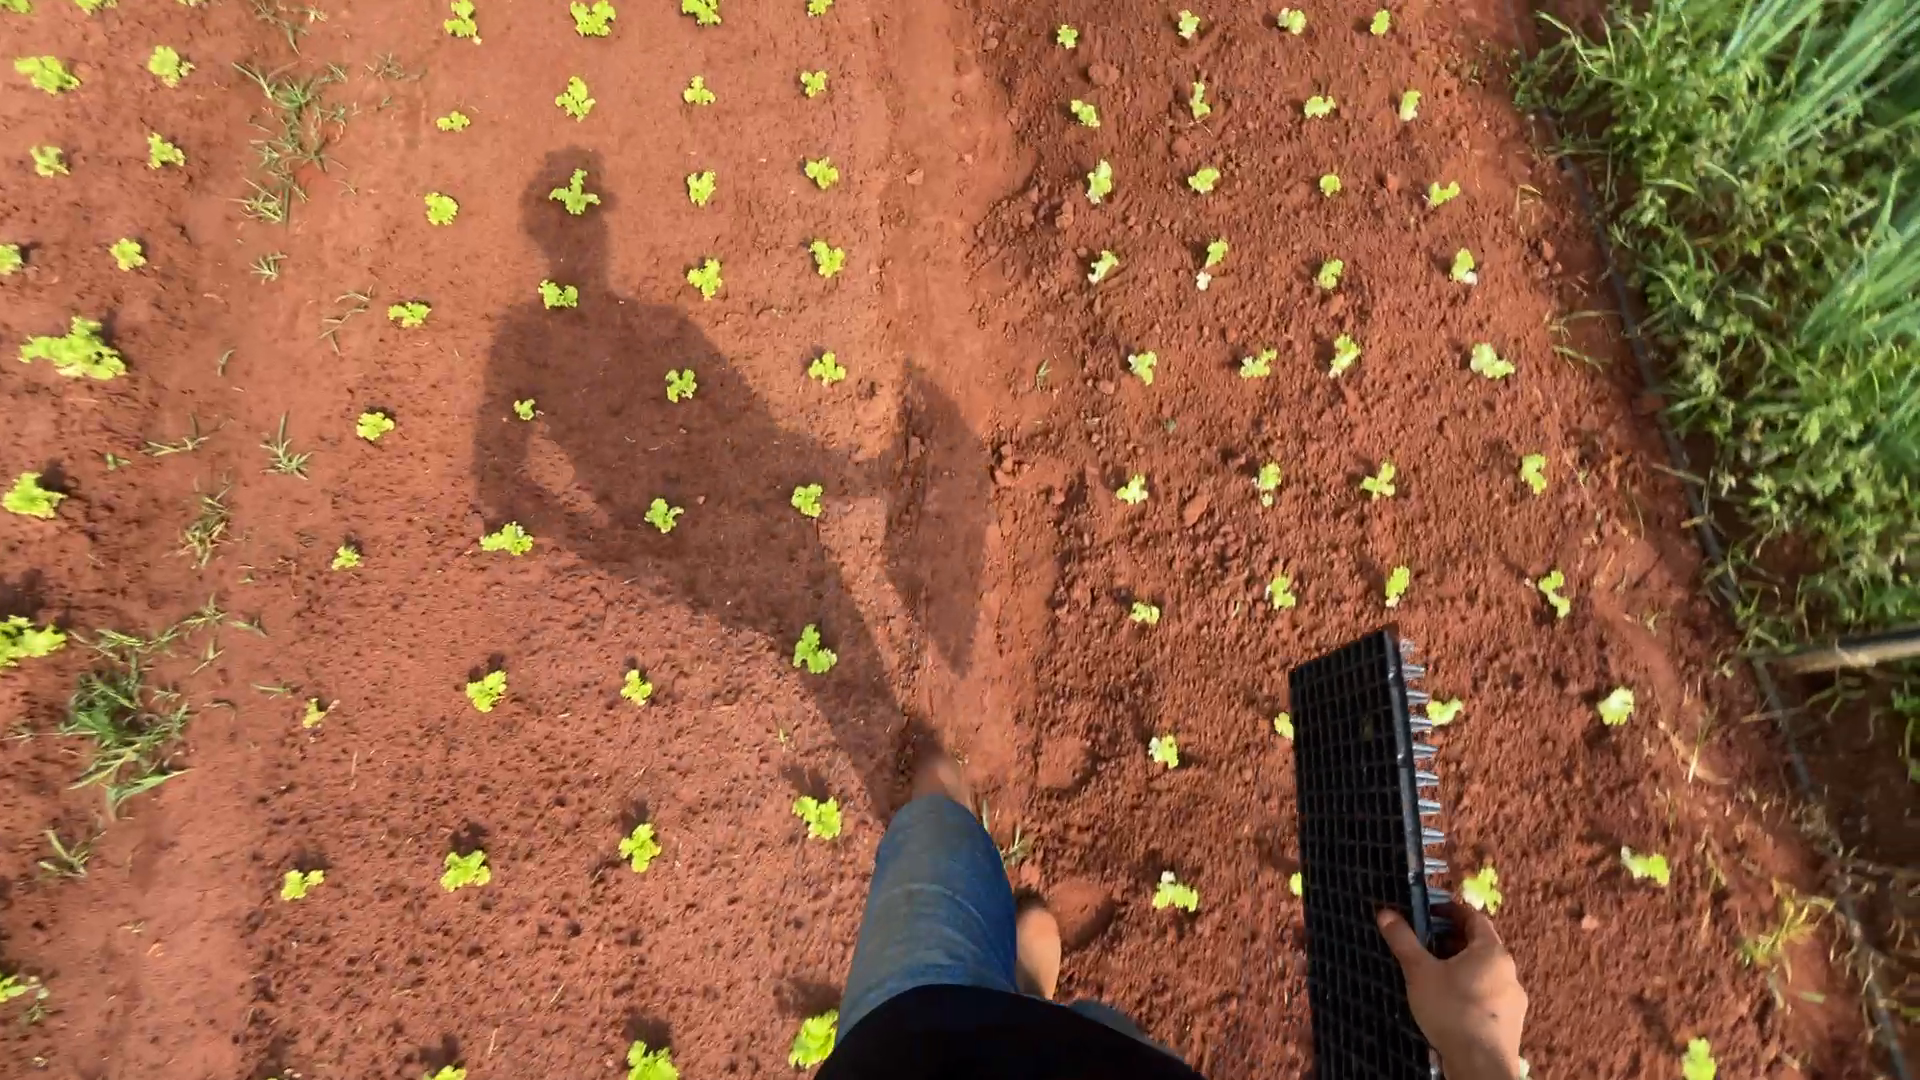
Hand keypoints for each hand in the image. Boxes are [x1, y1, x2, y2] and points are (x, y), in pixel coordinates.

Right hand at [1378, 905, 1527, 1079]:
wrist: (1481, 1067)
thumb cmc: (1451, 1009)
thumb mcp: (1419, 969)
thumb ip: (1403, 939)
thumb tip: (1386, 912)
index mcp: (1492, 953)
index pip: (1474, 918)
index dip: (1449, 910)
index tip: (1425, 911)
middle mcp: (1509, 972)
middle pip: (1479, 944)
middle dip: (1449, 938)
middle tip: (1422, 939)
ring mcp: (1513, 1000)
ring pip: (1483, 970)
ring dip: (1459, 963)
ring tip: (1430, 969)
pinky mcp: (1510, 1022)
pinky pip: (1487, 992)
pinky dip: (1468, 985)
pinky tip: (1447, 997)